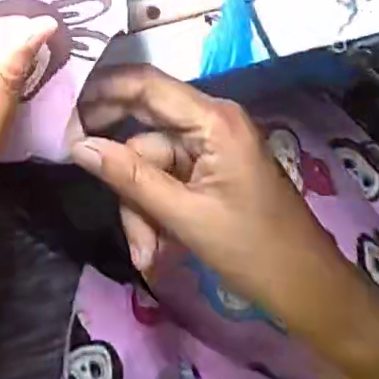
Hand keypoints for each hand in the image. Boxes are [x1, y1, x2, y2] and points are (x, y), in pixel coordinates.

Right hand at [70, 65, 351, 331]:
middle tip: (80, 165)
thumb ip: (129, 177)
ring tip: (145, 250)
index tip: (65, 105)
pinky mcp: (208, 167)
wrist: (313, 294)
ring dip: (139, 202)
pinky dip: (154, 208)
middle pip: (143, 122)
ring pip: (150, 158)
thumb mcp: (185, 217)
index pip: (145, 84)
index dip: (102, 90)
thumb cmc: (256, 251)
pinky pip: (165, 176)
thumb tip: (77, 146)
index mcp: (213, 118)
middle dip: (119, 160)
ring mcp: (209, 144)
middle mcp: (209, 120)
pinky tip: (154, 247)